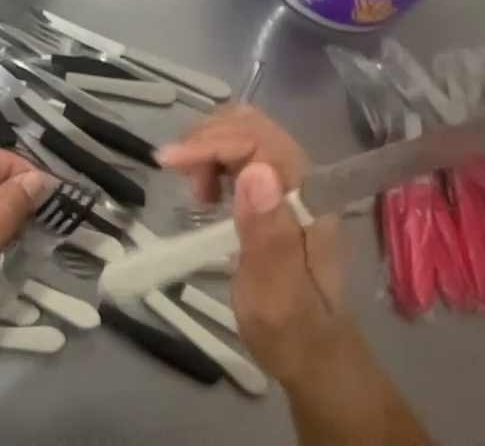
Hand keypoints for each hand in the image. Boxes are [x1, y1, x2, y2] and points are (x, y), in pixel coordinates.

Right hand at [157, 105, 348, 387]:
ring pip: (247, 132)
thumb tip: (256, 172)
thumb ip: (268, 236)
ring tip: (194, 188)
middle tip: (180, 175)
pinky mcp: (278, 193)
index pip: (261, 141)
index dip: (211, 142)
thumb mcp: (276, 296)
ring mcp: (293, 186)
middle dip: (207, 138)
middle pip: (254, 126)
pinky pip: (244, 151)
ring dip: (209, 145)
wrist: (315, 358)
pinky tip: (206, 190)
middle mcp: (305, 183)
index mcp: (309, 202)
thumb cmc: (292, 334)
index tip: (169, 162)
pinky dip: (214, 156)